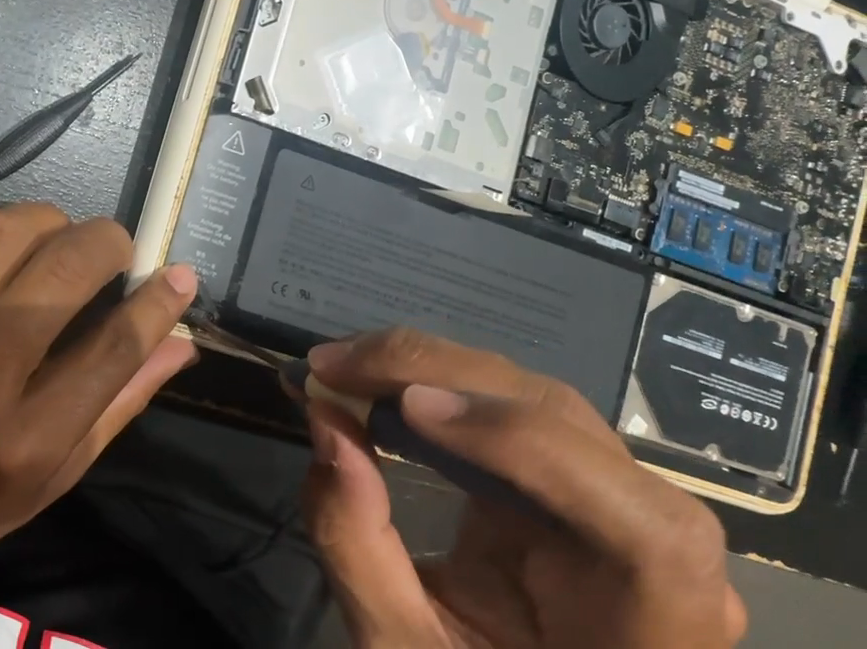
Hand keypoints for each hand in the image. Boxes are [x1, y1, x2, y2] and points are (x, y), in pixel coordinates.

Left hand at [0, 204, 198, 620]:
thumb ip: (119, 401)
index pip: (110, 346)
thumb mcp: (52, 479)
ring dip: (49, 222)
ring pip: (1, 233)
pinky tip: (8, 240)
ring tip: (64, 241)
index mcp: (24, 439)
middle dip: (106, 244)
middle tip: (118, 253)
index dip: (155, 303)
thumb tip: (178, 337)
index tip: (176, 274)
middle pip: (59, 271)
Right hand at [297, 328, 746, 648]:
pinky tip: (376, 386)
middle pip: (568, 425)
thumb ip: (358, 547)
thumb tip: (325, 421)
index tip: (408, 408)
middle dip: (441, 376)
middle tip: (328, 364)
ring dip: (429, 369)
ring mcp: (616, 502)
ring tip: (339, 368)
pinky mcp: (569, 478)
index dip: (530, 447)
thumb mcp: (401, 648)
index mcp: (647, 627)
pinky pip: (509, 413)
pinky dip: (436, 386)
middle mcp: (659, 552)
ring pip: (536, 401)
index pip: (638, 522)